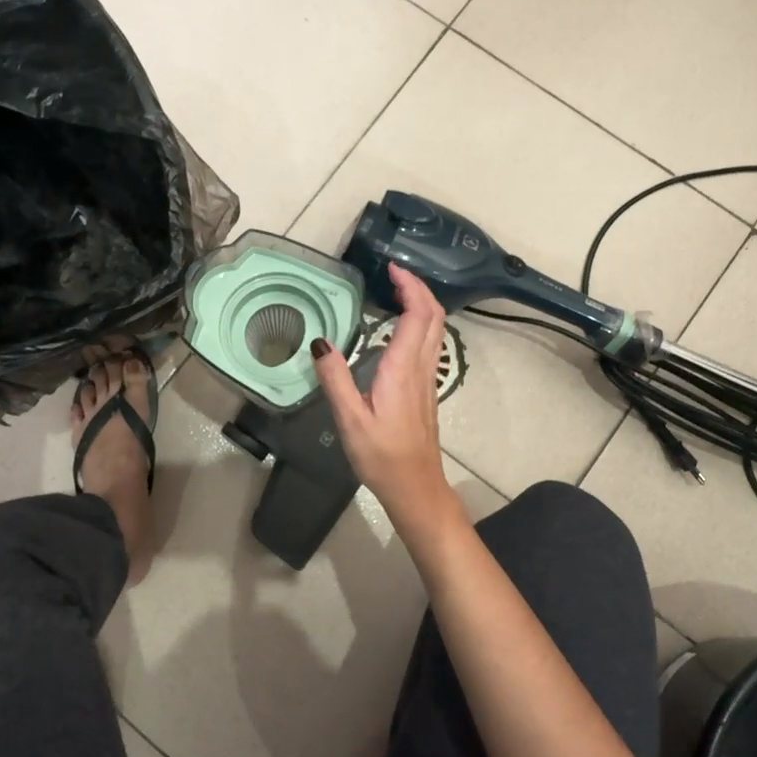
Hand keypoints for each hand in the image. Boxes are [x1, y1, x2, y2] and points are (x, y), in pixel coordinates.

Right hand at [312, 265, 456, 526]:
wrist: (416, 488)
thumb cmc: (382, 456)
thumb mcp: (349, 419)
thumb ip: (335, 378)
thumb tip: (320, 341)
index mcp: (404, 369)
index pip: (418, 314)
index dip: (411, 286)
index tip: (392, 268)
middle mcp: (422, 368)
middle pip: (434, 316)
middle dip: (419, 288)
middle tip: (394, 274)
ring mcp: (428, 379)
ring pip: (436, 330)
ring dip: (422, 304)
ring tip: (396, 293)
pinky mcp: (426, 390)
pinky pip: (430, 344)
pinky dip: (419, 324)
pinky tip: (398, 330)